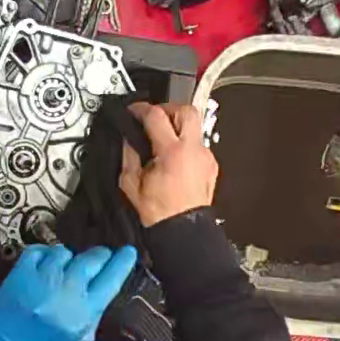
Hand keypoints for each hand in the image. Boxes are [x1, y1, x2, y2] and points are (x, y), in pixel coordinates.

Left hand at [0, 244, 138, 340]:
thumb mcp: (82, 338)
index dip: (123, 261)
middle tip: (97, 260)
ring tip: (63, 270)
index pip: (112, 277)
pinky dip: (44, 255)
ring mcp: (41, 280)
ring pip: (64, 251)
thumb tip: (105, 281)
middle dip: (99, 257)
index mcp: (85, 312)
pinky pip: (38, 250)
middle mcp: (66, 291)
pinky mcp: (19, 274)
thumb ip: (95, 309)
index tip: (128, 252)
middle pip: (92, 258)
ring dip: (68, 258)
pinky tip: (44, 266)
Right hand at [118, 102, 218, 226]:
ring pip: (195, 126)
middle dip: (167, 108)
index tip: (133, 111)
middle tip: (154, 117)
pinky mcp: (211, 166)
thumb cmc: (160, 214)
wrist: (182, 232)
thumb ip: (128, 154)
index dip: (140, 109)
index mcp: (172, 153)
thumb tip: (128, 138)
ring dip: (178, 125)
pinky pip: (198, 144)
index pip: (156, 115)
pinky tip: (173, 157)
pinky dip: (185, 144)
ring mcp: (205, 158)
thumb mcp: (130, 183)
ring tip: (162, 137)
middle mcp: (193, 151)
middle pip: (185, 110)